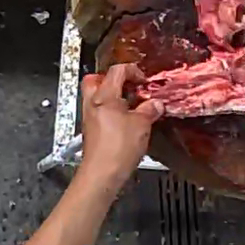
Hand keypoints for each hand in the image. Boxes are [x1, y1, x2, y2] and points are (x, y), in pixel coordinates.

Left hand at [78, 64, 160, 191]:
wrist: (102, 174)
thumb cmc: (117, 149)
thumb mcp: (142, 125)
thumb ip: (149, 110)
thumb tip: (155, 104)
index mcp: (104, 96)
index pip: (116, 71)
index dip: (132, 70)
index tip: (142, 79)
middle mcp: (93, 103)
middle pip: (97, 79)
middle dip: (112, 79)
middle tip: (128, 85)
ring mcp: (89, 116)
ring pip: (96, 96)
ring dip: (111, 96)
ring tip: (130, 103)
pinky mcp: (91, 130)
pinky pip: (98, 111)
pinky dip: (110, 110)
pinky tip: (125, 121)